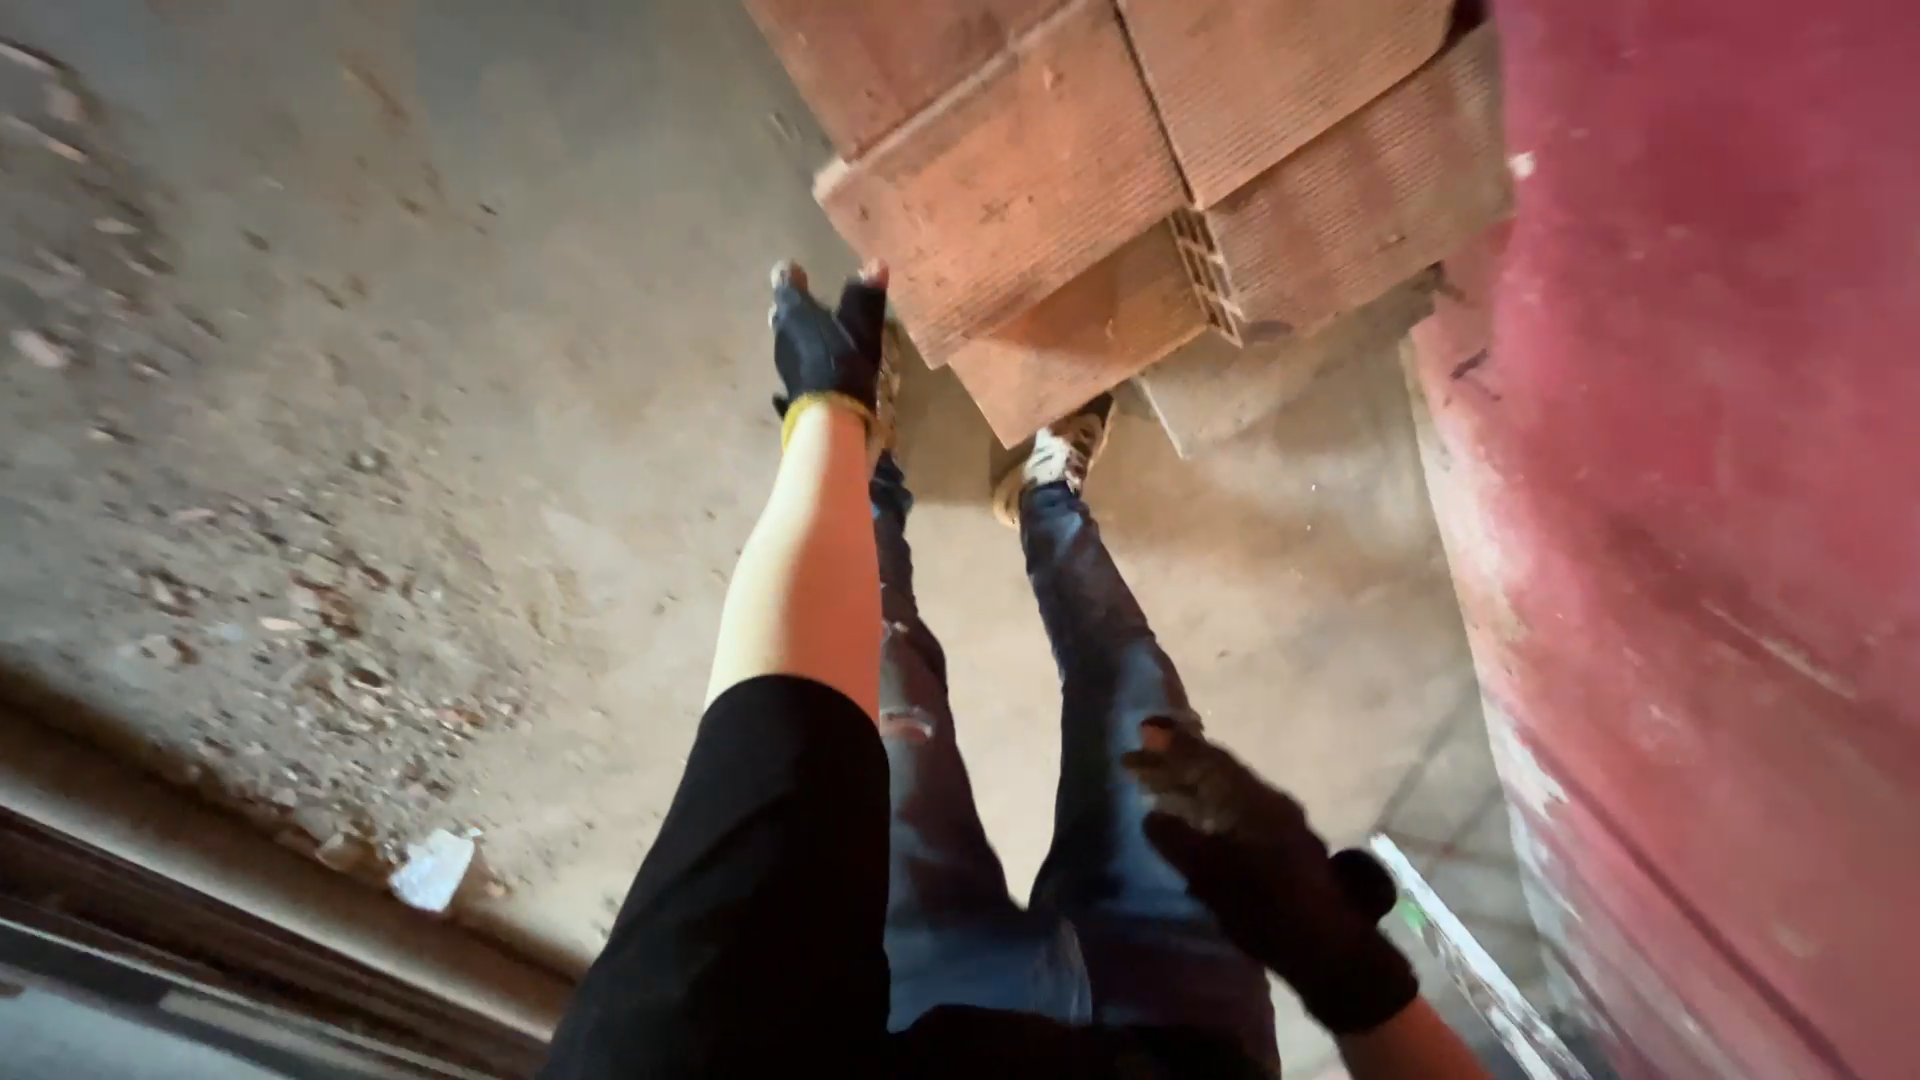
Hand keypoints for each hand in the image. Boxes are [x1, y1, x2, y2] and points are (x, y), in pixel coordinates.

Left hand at [769, 259, 887, 416]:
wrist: (830, 411)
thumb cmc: (844, 357)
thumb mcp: (861, 322)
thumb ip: (866, 294)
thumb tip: (877, 263)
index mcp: (794, 309)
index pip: (784, 282)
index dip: (790, 274)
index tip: (794, 269)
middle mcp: (782, 331)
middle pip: (782, 311)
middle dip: (791, 304)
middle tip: (800, 300)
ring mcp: (785, 361)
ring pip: (787, 337)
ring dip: (797, 331)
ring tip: (811, 330)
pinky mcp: (792, 385)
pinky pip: (796, 360)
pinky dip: (805, 354)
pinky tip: (817, 361)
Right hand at [1123, 720, 1417, 1033]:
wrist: (1331, 954)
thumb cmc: (1266, 910)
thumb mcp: (1211, 877)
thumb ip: (1177, 841)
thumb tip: (1153, 816)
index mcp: (1252, 800)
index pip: (1206, 758)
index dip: (1173, 743)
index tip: (1143, 730)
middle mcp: (1269, 801)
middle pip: (1215, 770)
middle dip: (1174, 764)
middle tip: (1137, 762)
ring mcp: (1281, 822)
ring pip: (1226, 790)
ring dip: (1190, 785)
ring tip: (1157, 787)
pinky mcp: (1284, 844)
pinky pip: (1236, 808)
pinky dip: (1208, 805)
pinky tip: (1193, 819)